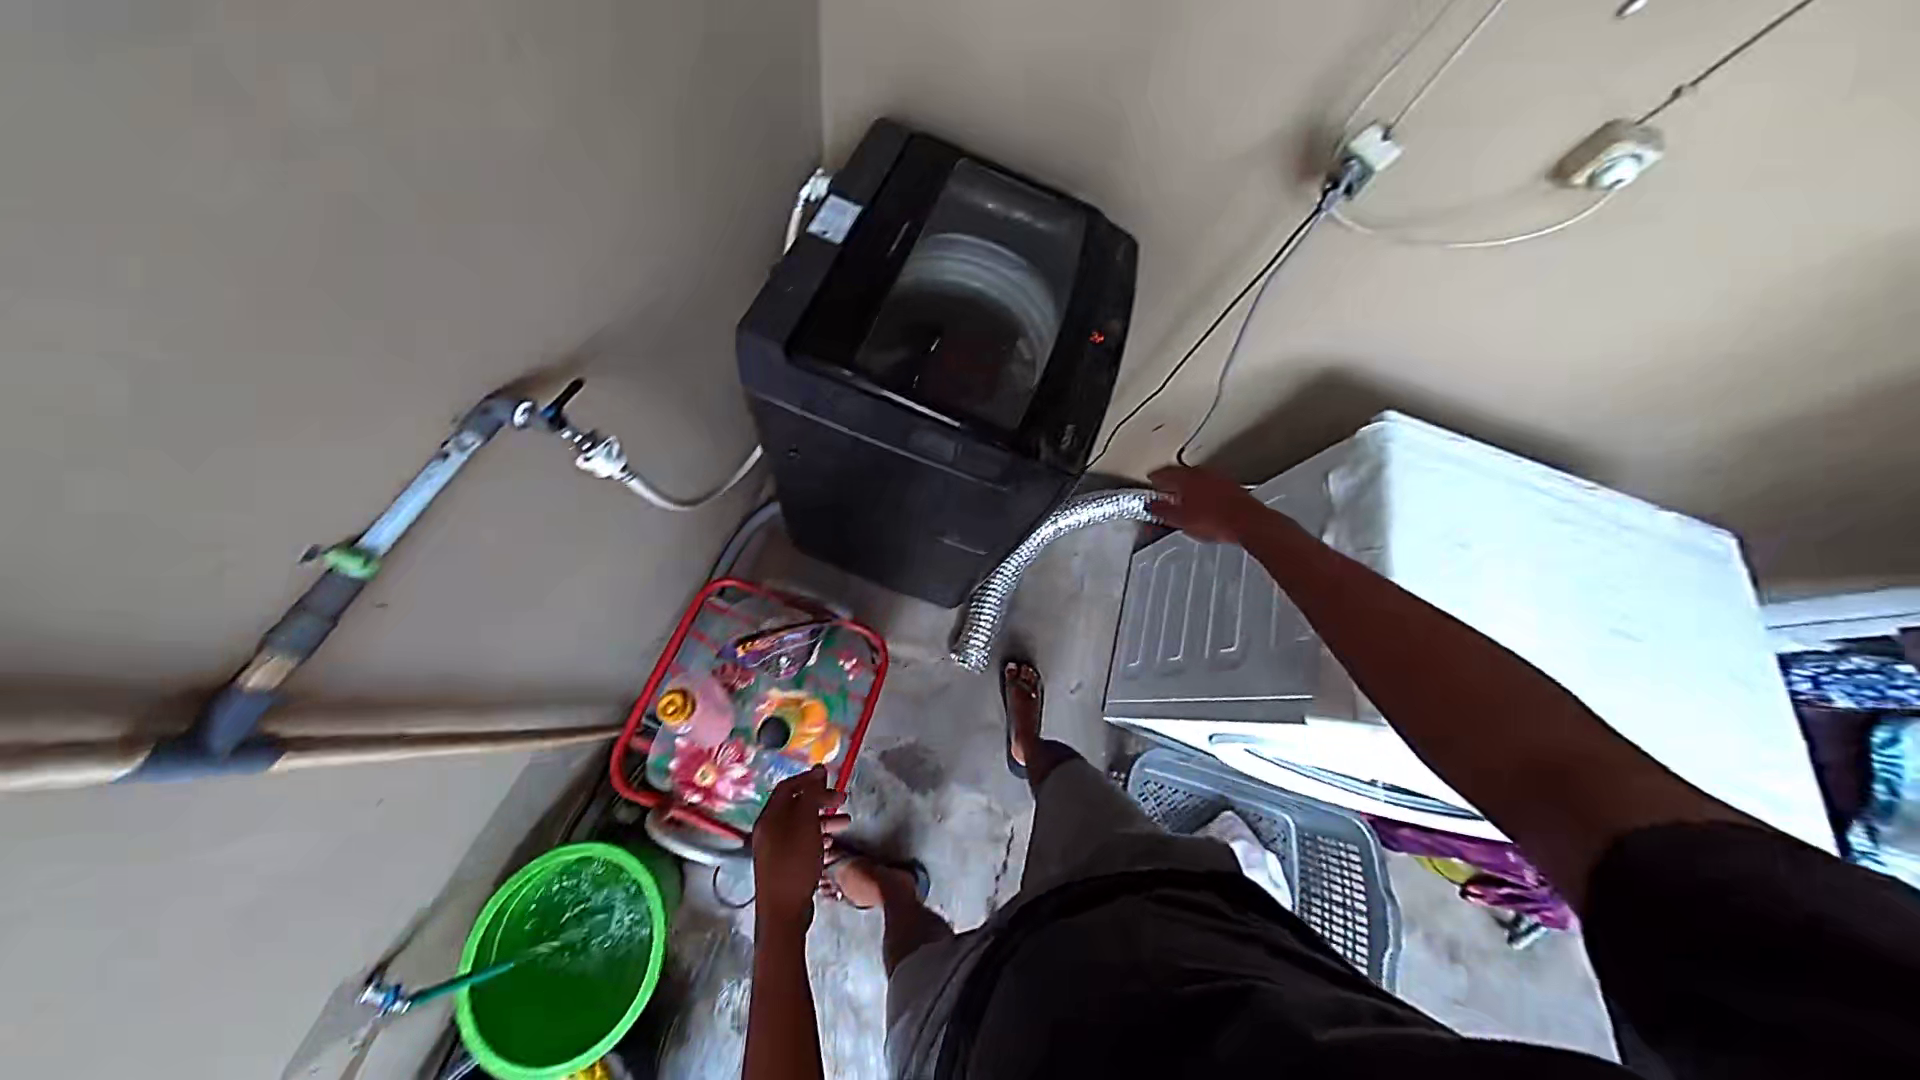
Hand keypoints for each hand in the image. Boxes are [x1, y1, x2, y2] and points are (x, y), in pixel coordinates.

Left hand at [751, 766, 848, 933]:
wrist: (783, 913)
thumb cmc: (795, 863)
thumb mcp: (806, 823)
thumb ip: (812, 795)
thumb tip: (818, 771)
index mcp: (769, 818)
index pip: (787, 787)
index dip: (808, 778)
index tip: (830, 776)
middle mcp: (768, 830)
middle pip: (795, 805)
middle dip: (820, 799)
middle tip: (842, 799)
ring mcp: (774, 849)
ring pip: (801, 825)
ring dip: (823, 819)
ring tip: (845, 822)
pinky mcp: (783, 866)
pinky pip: (801, 842)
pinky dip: (817, 837)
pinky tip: (832, 843)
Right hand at [1149, 465, 1271, 544]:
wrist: (1249, 523)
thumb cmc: (1216, 519)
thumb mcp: (1180, 520)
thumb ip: (1162, 512)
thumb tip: (1152, 507)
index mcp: (1186, 477)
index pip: (1163, 472)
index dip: (1154, 478)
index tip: (1150, 480)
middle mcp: (1202, 473)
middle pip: (1180, 474)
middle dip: (1171, 482)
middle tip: (1163, 490)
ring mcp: (1219, 479)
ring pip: (1197, 479)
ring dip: (1188, 487)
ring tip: (1182, 500)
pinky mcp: (1232, 487)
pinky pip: (1211, 486)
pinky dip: (1203, 493)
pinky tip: (1204, 505)